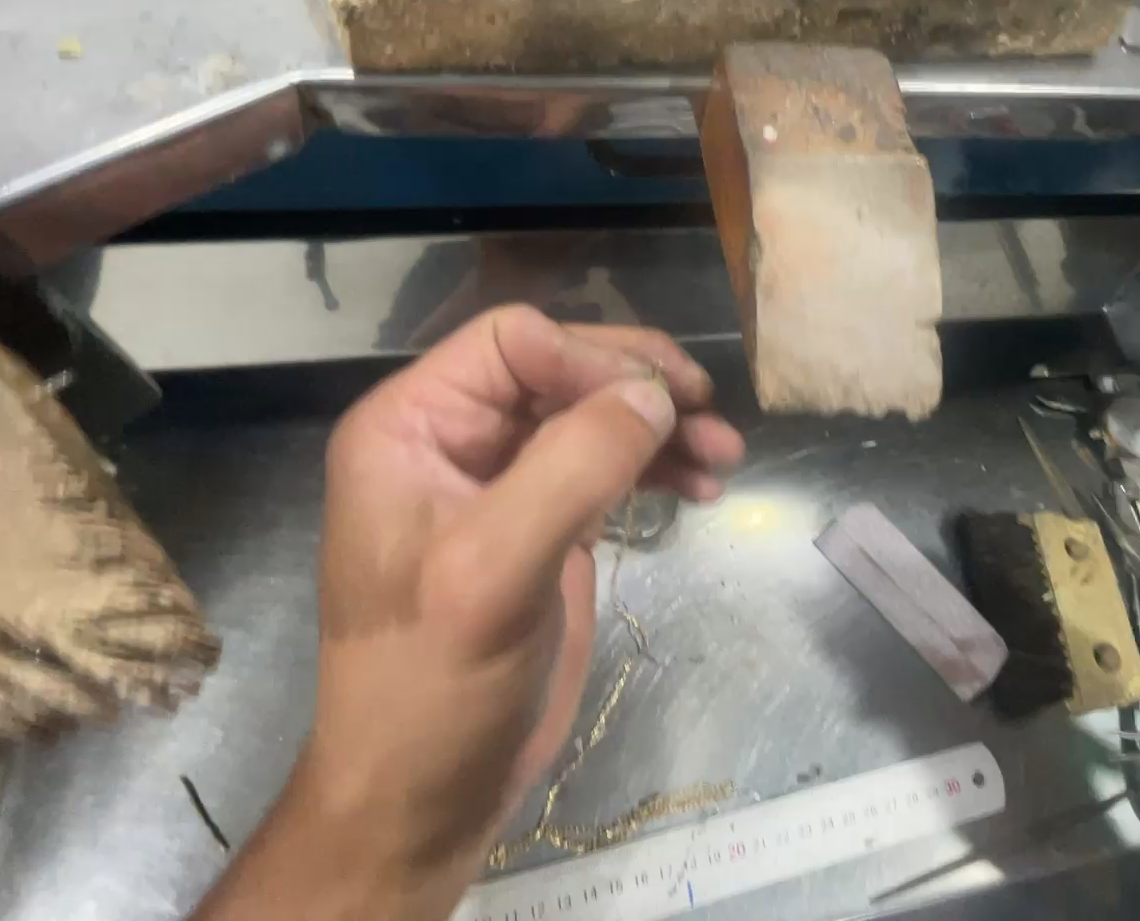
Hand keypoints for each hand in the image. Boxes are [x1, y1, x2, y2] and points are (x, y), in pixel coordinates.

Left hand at [195, 306, 742, 919]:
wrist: (427, 796)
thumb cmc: (434, 689)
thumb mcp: (494, 574)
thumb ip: (574, 468)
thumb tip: (655, 396)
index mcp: (415, 425)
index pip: (514, 343)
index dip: (590, 360)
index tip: (659, 406)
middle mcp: (458, 438)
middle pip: (563, 371)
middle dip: (639, 387)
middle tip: (709, 412)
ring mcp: (505, 480)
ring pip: (595, 416)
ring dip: (662, 428)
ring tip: (725, 454)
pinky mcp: (546, 522)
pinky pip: (609, 466)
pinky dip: (658, 467)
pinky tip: (702, 486)